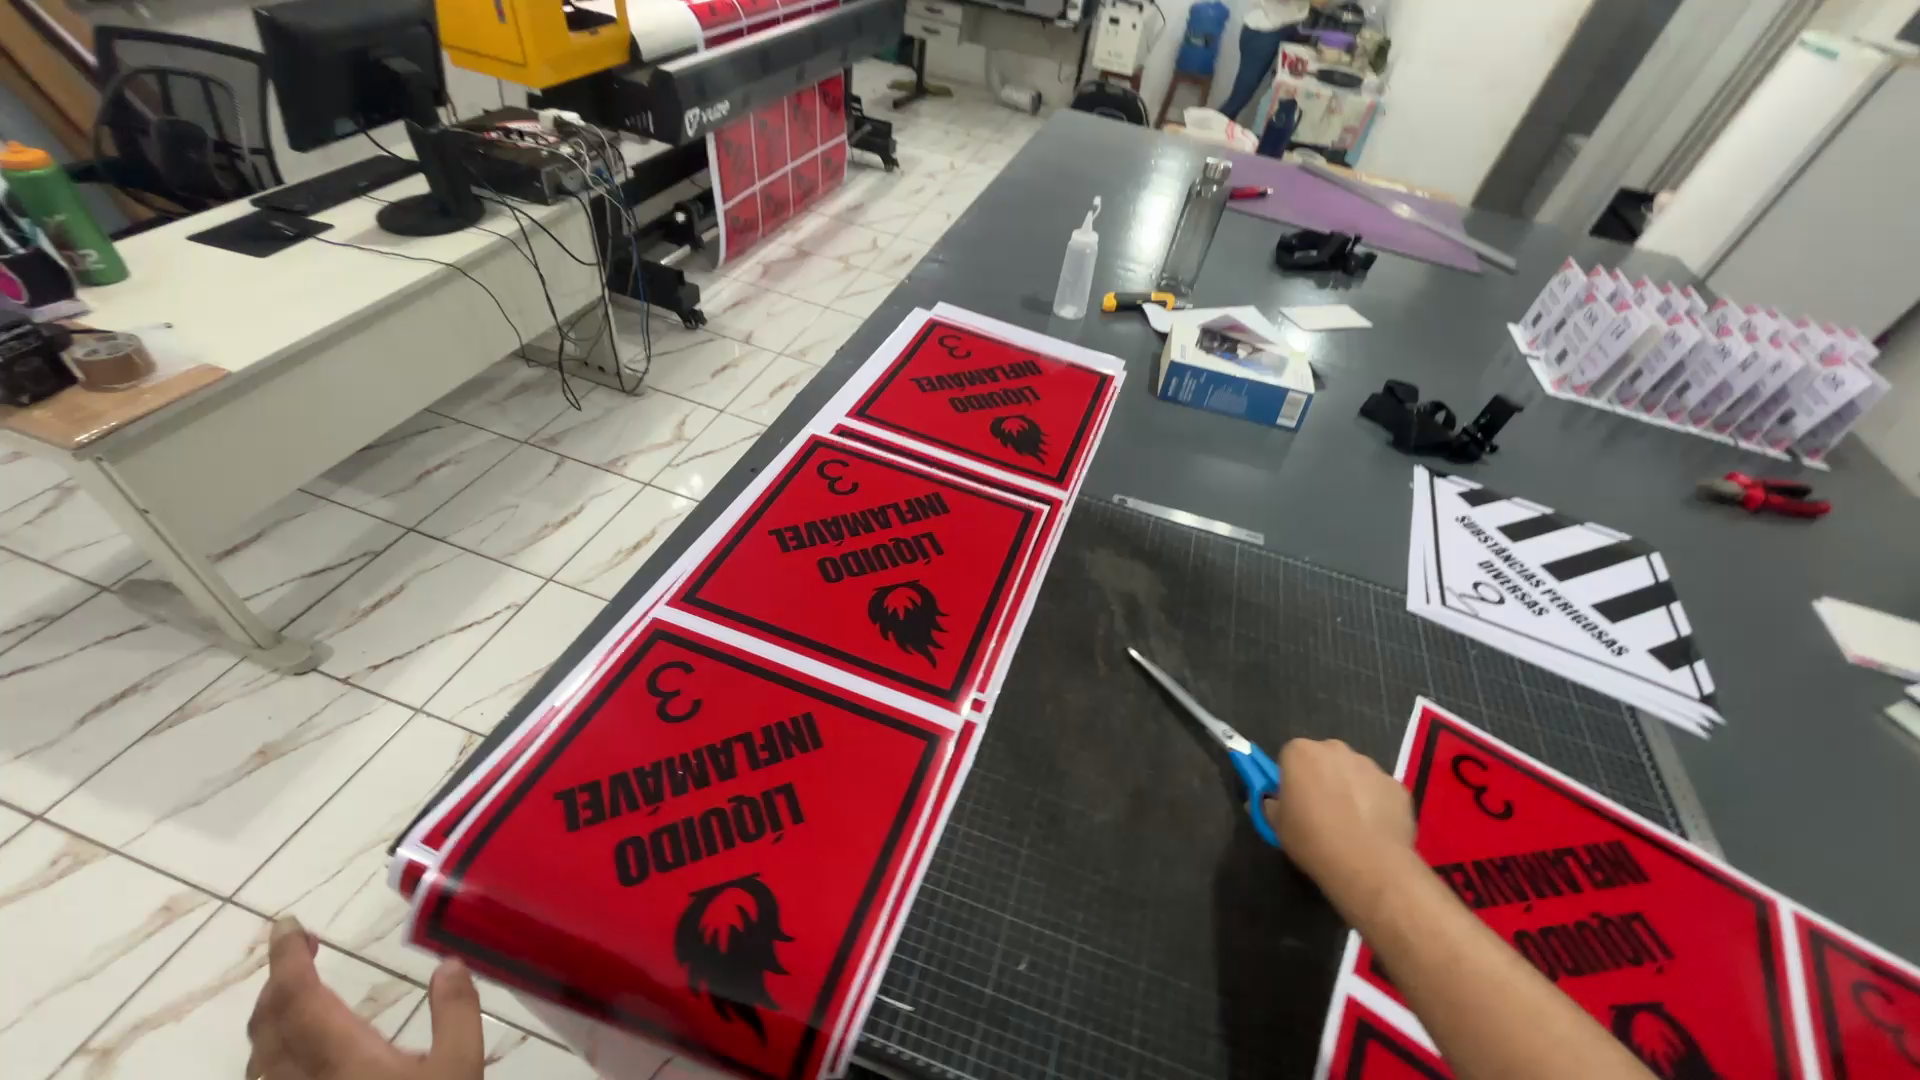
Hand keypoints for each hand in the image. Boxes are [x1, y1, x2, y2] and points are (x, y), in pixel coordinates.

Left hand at [246, 916, 483, 1079]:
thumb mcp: (460, 1067)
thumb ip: (456, 1010)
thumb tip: (448, 964)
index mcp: (341, 1057)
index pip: (299, 997)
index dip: (288, 958)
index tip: (288, 925)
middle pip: (269, 1025)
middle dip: (278, 980)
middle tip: (301, 949)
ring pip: (259, 1059)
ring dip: (274, 1016)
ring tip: (299, 992)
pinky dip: (274, 1052)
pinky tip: (298, 1053)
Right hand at [1263, 738, 1415, 900]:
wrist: (1368, 864)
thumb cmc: (1312, 838)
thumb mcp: (1276, 824)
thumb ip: (1270, 805)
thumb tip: (1269, 801)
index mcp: (1300, 752)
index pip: (1290, 756)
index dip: (1291, 778)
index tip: (1294, 800)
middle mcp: (1335, 749)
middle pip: (1324, 759)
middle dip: (1322, 778)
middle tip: (1320, 811)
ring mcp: (1370, 766)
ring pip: (1354, 773)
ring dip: (1350, 790)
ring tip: (1350, 825)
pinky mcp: (1397, 786)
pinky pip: (1379, 791)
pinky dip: (1376, 804)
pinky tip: (1373, 831)